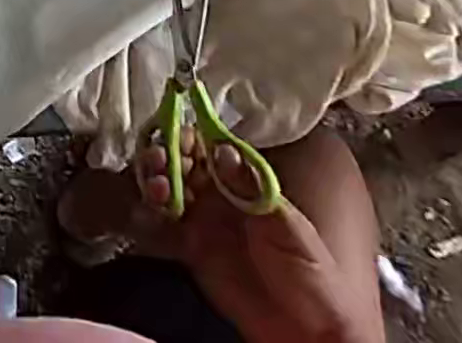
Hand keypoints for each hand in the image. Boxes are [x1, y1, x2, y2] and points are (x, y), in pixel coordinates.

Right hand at [138, 140, 368, 342]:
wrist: (309, 335)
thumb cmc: (313, 277)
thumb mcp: (291, 229)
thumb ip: (253, 189)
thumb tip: (221, 148)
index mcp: (243, 181)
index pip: (208, 146)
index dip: (190, 137)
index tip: (179, 139)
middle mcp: (217, 192)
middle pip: (179, 159)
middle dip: (164, 154)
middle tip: (160, 161)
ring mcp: (200, 217)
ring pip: (164, 182)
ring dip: (153, 177)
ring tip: (158, 189)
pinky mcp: (186, 243)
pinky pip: (159, 218)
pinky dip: (148, 209)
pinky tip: (150, 210)